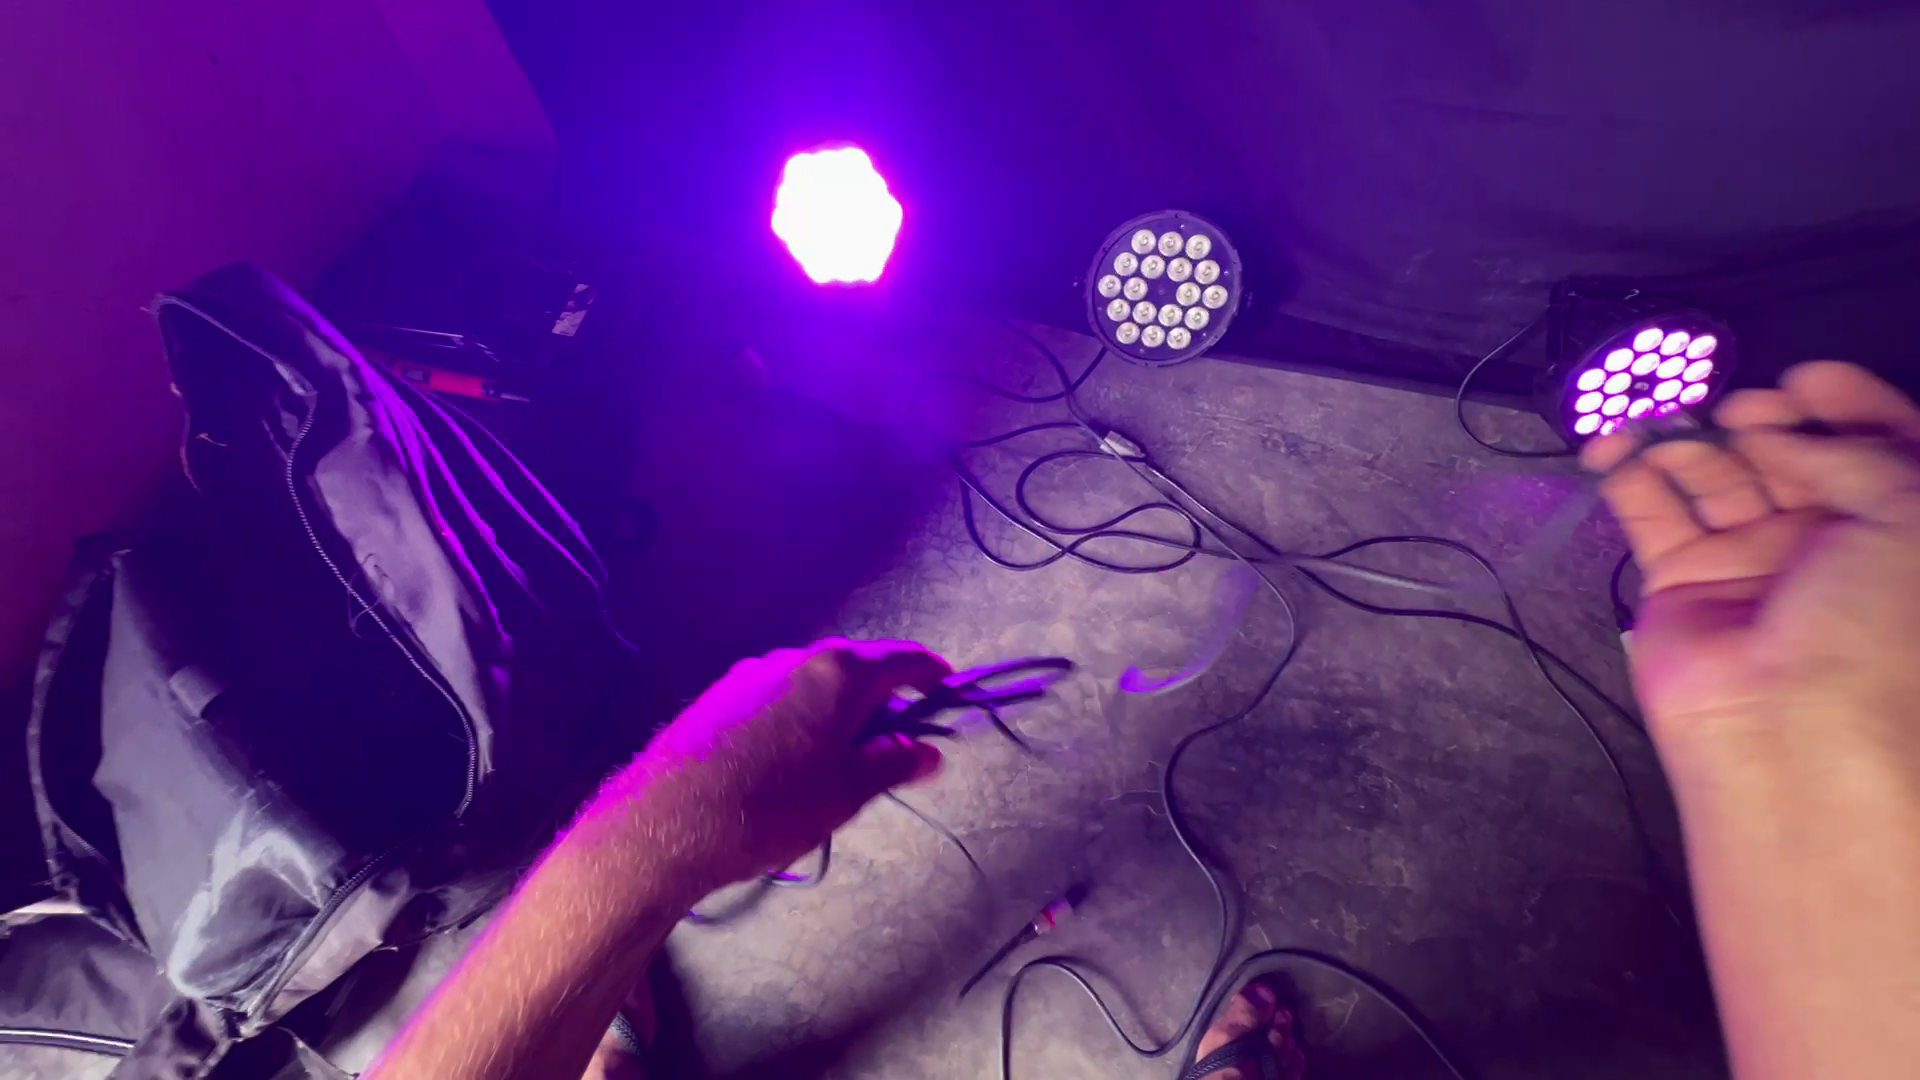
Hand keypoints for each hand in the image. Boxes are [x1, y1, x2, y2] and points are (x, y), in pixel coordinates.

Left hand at [594, 639, 951, 898]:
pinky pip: (782, 693)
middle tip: (893, 746)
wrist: (662, 825)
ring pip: (818, 683)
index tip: (948, 690)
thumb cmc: (771, 807)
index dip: (932, 674)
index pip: (903, 659)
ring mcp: (756, 671)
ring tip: (837, 761)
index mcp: (839, 672)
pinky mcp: (723, 692)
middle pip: (860, 668)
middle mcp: (799, 657)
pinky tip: (787, 760)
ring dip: (841, 710)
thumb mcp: (845, 792)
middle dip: (884, 701)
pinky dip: (803, 714)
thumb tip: (930, 752)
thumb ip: (892, 763)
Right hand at [1582, 361, 1919, 740]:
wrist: (1786, 715)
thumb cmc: (1879, 619)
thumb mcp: (1909, 521)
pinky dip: (1629, 478)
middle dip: (1763, 423)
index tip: (1807, 375)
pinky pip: (1653, 513)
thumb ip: (1847, 456)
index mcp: (1900, 526)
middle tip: (1737, 408)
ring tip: (1659, 425)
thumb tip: (1768, 433)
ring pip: (1716, 480)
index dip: (1849, 407)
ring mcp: (1749, 555)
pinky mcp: (1679, 572)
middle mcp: (1828, 536)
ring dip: (1687, 444)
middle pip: (1790, 458)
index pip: (1878, 449)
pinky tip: (1612, 453)